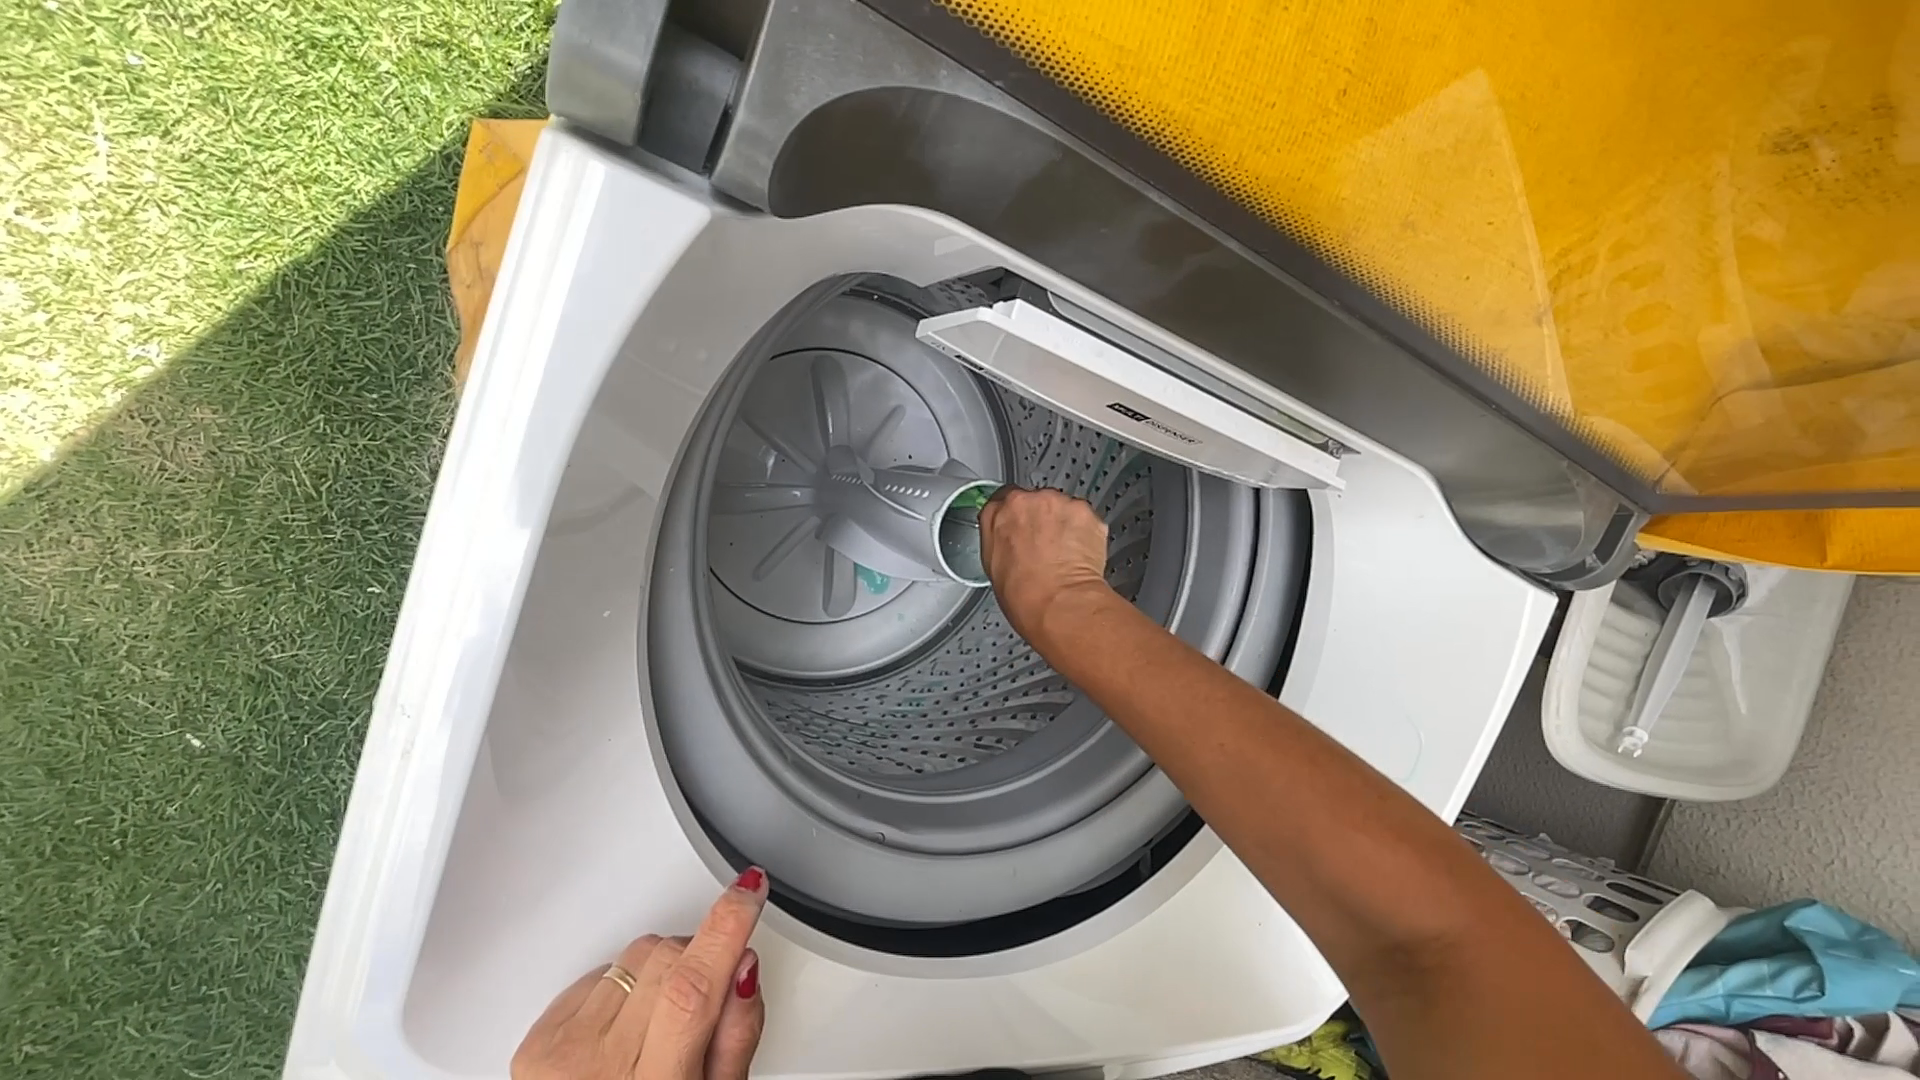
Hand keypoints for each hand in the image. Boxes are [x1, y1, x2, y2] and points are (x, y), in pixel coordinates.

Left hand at [512, 868, 767, 1079]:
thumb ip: (738, 1033)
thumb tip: (743, 963)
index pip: (692, 986)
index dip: (725, 926)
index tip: (748, 888)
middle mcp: (598, 1068)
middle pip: (669, 959)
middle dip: (700, 960)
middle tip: (704, 1007)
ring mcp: (561, 1055)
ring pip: (638, 955)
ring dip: (661, 973)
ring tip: (659, 1027)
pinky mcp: (535, 1044)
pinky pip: (600, 972)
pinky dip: (623, 987)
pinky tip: (624, 1031)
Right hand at [977, 486, 1116, 644]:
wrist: (1058, 603)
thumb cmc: (1024, 595)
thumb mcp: (992, 564)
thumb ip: (999, 538)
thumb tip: (1008, 539)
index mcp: (998, 512)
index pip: (1005, 500)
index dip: (1017, 516)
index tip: (1023, 526)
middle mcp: (1027, 501)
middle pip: (1037, 502)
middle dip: (1043, 520)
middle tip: (1045, 547)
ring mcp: (1058, 503)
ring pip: (1063, 508)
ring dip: (1064, 525)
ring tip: (1064, 554)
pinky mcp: (1084, 512)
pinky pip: (1085, 518)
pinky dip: (1085, 532)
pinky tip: (1079, 553)